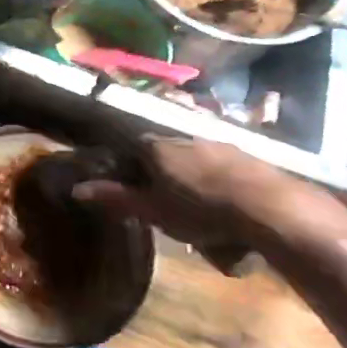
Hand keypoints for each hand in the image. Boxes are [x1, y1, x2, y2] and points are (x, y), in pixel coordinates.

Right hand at [72, 136, 336, 254]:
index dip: (124, 163)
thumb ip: (116, 198)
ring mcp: (218, 141)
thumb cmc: (201, 210)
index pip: (129, 145)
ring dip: (186, 170)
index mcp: (157, 147)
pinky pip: (217, 160)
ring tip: (191, 199)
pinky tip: (219, 196)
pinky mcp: (245, 153)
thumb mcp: (153, 211)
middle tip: (158, 196)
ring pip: (191, 153)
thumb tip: (76, 189)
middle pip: (161, 148)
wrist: (270, 209)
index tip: (125, 183)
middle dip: (157, 167)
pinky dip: (212, 174)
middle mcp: (184, 136)